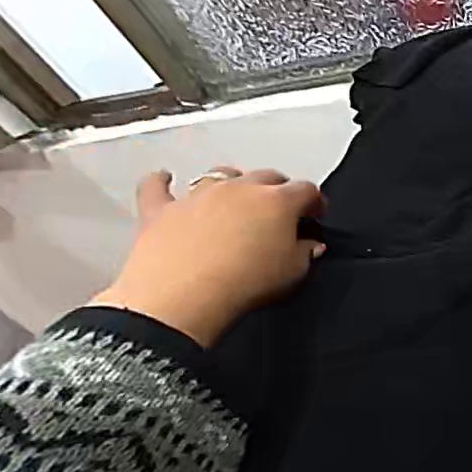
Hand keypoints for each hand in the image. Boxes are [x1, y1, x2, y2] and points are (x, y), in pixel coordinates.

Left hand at [90, 167, 325, 346]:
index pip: (307, 190)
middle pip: (267, 176)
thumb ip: (305, 251)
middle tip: (281, 208)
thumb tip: (307, 245)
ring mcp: (198, 196)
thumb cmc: (243, 282)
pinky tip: (164, 179)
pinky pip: (156, 188)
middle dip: (278, 188)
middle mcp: (240, 189)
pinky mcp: (161, 211)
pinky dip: (161, 182)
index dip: (315, 202)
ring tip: (235, 195)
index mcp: (279, 201)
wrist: (184, 298)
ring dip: (231, 181)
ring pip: (220, 174)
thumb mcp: (294, 271)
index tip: (315, 214)